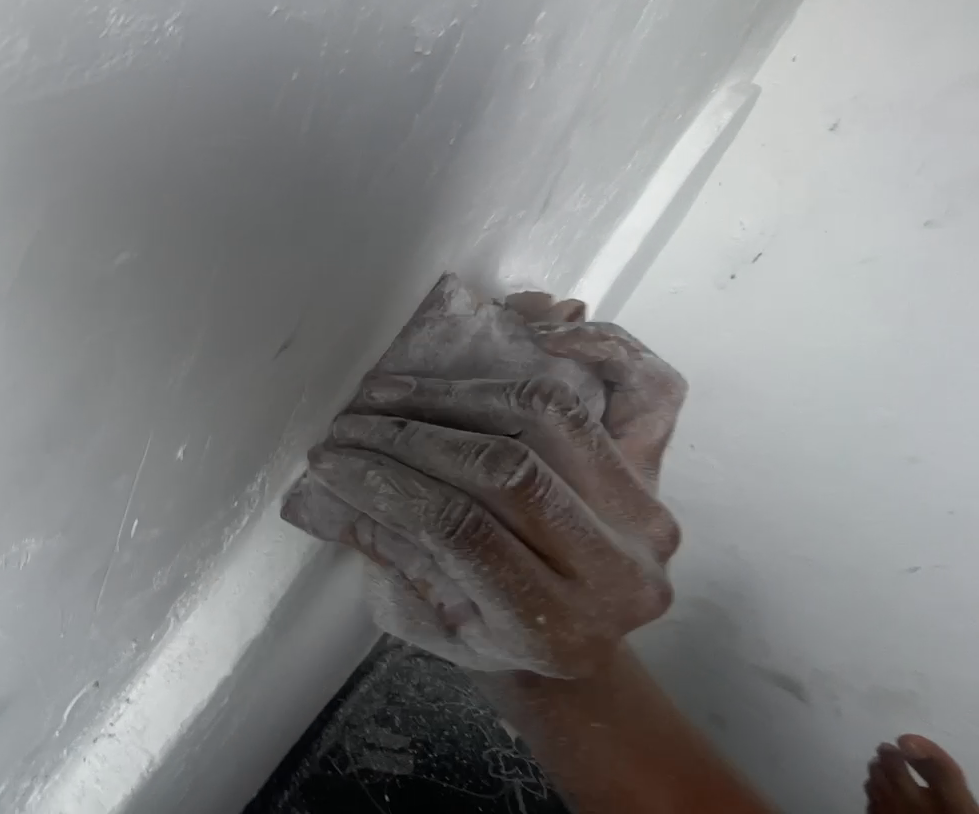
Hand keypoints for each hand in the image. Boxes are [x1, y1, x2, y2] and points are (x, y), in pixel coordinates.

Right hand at [282, 313, 687, 677]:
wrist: (568, 648)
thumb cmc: (485, 633)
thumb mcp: (424, 617)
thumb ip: (384, 546)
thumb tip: (327, 475)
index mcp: (554, 626)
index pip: (458, 530)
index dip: (382, 481)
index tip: (327, 459)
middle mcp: (618, 570)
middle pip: (503, 468)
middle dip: (405, 436)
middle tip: (348, 426)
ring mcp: (644, 514)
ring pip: (546, 416)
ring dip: (450, 394)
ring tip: (389, 393)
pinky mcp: (654, 473)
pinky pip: (649, 391)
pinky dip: (600, 348)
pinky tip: (539, 334)